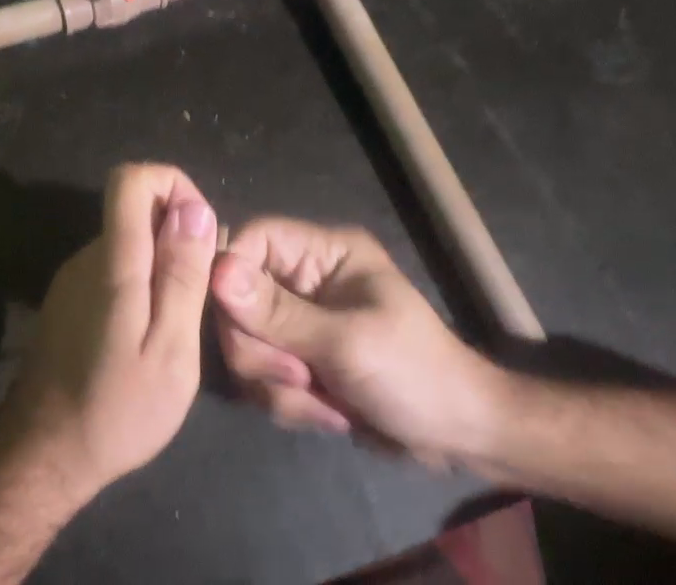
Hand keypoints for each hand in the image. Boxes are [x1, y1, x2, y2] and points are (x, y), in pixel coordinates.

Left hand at [0, 164, 218, 501]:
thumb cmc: (117, 409)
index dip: (174, 186)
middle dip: (177, 235)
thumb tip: (194, 208)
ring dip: (161, 266)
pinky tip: (147, 338)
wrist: (45, 453)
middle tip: (199, 298)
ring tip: (178, 327)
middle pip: (134, 209)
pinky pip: (113, 270)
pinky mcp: (68, 301)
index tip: (202, 234)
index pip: (132, 178)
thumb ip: (181, 275)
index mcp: (113, 262)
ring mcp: (72, 279)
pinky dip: (140, 286)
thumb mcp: (171, 349)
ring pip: (127, 243)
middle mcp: (87, 258)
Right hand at [210, 217, 502, 459]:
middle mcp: (304, 280)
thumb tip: (216, 273)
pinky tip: (327, 414)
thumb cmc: (415, 374)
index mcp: (324, 253)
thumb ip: (277, 312)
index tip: (236, 320)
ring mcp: (298, 322)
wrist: (460, 436)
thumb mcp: (346, 342)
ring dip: (276, 384)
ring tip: (323, 402)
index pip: (252, 239)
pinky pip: (260, 375)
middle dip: (260, 349)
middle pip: (237, 298)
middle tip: (297, 377)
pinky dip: (287, 401)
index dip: (232, 276)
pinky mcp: (297, 360)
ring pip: (245, 343)